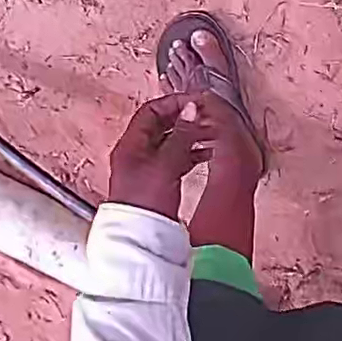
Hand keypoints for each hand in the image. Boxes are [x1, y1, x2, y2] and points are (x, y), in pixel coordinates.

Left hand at [108, 93, 213, 220]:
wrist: (140, 238)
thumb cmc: (144, 203)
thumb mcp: (166, 164)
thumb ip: (181, 135)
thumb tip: (191, 110)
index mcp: (131, 145)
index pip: (151, 111)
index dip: (173, 103)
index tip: (195, 102)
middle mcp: (136, 154)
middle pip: (160, 125)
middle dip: (184, 118)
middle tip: (205, 116)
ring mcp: (146, 169)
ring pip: (170, 142)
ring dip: (189, 135)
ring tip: (210, 132)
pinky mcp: (157, 182)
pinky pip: (175, 159)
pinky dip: (190, 152)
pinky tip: (206, 153)